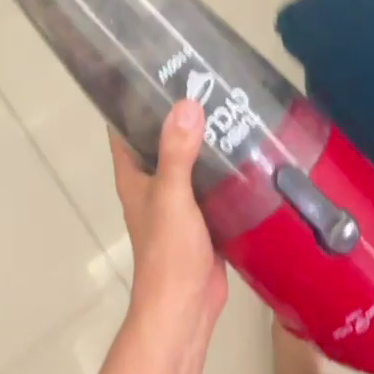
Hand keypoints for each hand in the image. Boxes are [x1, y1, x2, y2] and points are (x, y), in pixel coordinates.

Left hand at [112, 101, 228, 335]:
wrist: (185, 307)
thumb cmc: (167, 252)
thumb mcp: (171, 196)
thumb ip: (177, 153)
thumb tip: (187, 104)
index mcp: (134, 174)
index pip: (125, 125)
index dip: (133, 96)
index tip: (157, 66)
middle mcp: (152, 182)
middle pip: (162, 137)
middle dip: (180, 112)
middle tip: (210, 79)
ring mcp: (178, 200)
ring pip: (190, 159)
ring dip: (206, 138)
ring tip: (234, 105)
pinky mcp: (203, 216)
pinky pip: (212, 183)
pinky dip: (225, 166)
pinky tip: (249, 149)